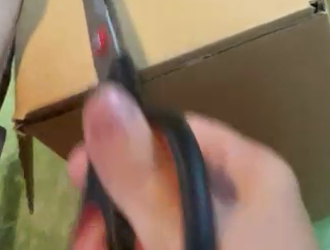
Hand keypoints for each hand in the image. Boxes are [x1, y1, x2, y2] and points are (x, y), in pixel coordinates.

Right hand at [66, 85, 316, 249]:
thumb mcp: (182, 234)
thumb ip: (141, 173)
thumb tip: (103, 94)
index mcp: (253, 174)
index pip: (180, 136)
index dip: (127, 147)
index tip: (76, 174)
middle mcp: (246, 207)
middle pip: (162, 188)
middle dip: (114, 216)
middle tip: (84, 244)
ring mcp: (231, 245)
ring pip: (156, 231)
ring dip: (116, 244)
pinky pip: (170, 248)